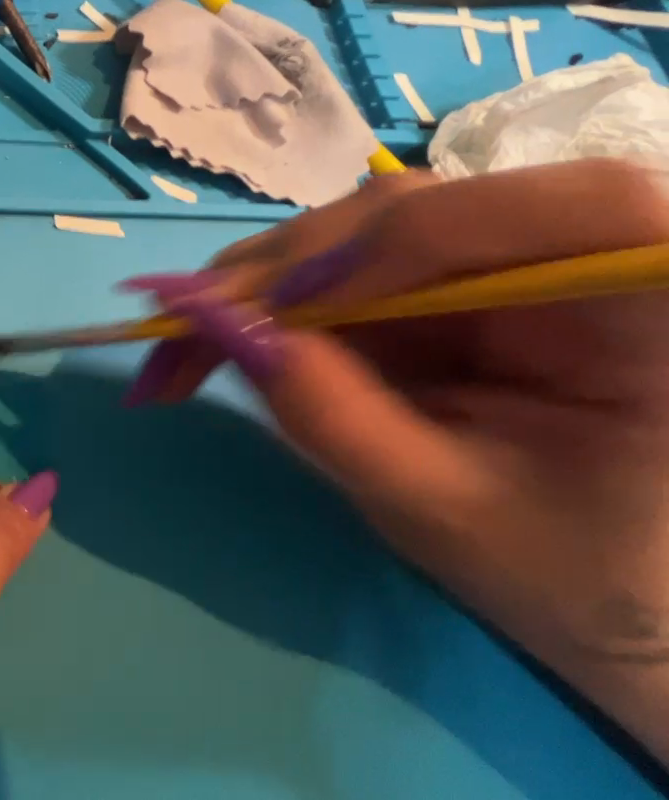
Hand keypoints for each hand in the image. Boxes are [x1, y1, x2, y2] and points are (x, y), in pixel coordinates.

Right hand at [120, 159, 668, 762]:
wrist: (599, 593)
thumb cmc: (558, 571)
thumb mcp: (438, 506)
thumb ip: (332, 415)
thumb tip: (215, 327)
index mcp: (659, 311)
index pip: (568, 210)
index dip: (416, 236)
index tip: (289, 308)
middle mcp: (583, 261)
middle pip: (424, 209)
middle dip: (293, 265)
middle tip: (185, 324)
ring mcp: (503, 265)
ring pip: (362, 229)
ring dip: (259, 282)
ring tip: (182, 343)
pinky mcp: (442, 282)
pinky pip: (339, 267)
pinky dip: (265, 302)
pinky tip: (214, 337)